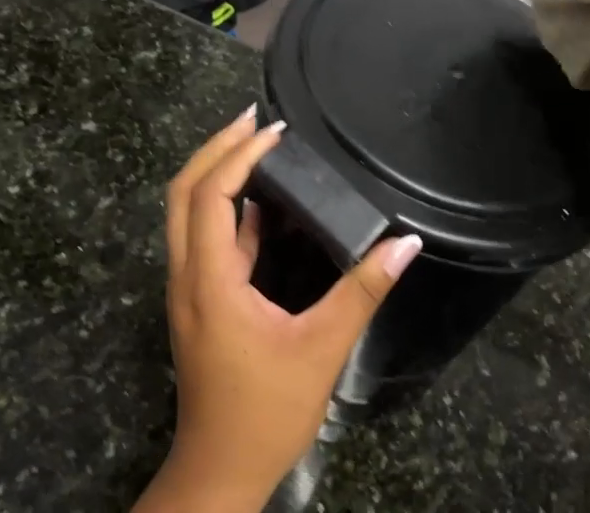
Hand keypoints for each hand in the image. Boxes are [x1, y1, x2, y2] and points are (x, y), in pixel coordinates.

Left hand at [137, 108, 423, 511]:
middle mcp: (187, 276)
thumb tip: (406, 245)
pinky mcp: (199, 302)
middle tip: (256, 118)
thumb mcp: (321, 350)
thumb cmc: (266, 412)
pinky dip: (227, 210)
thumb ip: (362, 292)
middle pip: (183, 193)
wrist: (219, 470)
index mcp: (208, 280)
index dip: (239, 155)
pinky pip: (205, 239)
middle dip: (216, 149)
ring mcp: (188, 290)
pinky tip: (264, 205)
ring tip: (260, 147)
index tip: (276, 130)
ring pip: (188, 214)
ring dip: (218, 174)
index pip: (211, 195)